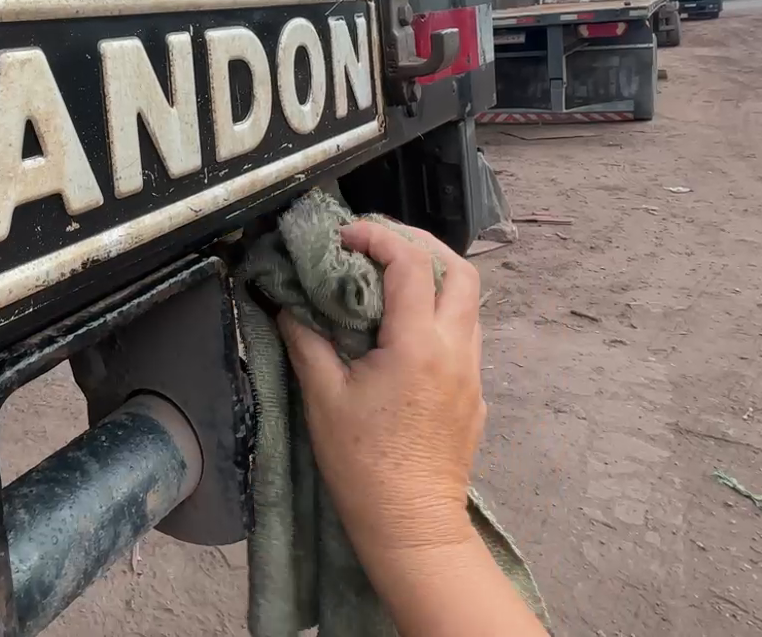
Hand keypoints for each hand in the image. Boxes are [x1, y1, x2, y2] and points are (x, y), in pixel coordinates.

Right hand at [276, 219, 485, 565]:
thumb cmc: (363, 462)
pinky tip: (402, 324)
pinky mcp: (474, 392)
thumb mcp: (323, 396)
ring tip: (388, 274)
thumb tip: (287, 304)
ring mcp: (471, 371)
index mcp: (418, 345)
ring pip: (468, 300)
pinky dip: (436, 308)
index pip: (411, 263)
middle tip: (377, 241)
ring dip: (432, 274)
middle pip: (460, 270)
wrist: (412, 526)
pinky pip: (464, 330)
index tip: (344, 236)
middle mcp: (455, 350)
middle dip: (419, 242)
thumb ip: (306, 339)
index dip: (378, 236)